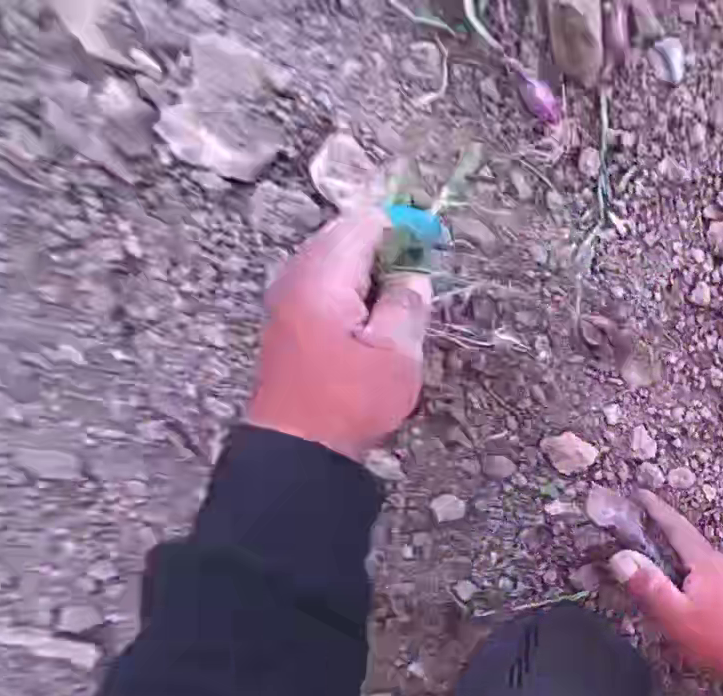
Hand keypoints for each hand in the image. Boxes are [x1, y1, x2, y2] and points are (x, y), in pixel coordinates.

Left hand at [247, 212, 431, 460]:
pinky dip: (358, 288)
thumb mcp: (396, 351)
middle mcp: (297, 278)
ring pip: (335, 263)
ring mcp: (289, 299)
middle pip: (343, 239)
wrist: (302, 442)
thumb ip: (408, 304)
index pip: (362, 227)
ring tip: (409, 292)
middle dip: (387, 246)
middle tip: (426, 267)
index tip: (434, 240)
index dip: (401, 228)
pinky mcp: (292, 321)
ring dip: (373, 269)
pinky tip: (380, 312)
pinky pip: (328, 286)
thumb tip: (415, 276)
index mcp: (323, 278)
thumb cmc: (353, 396)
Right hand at [609, 491, 722, 679]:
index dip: (657, 509)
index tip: (639, 494)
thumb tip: (622, 558)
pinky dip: (681, 560)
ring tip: (647, 540)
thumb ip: (649, 585)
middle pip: (686, 535)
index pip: (677, 527)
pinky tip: (670, 570)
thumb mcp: (674, 615)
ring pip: (693, 550)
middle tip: (637, 515)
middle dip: (662, 524)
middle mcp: (720, 559)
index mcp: (707, 561)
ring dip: (671, 544)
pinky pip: (700, 563)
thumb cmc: (711, 639)